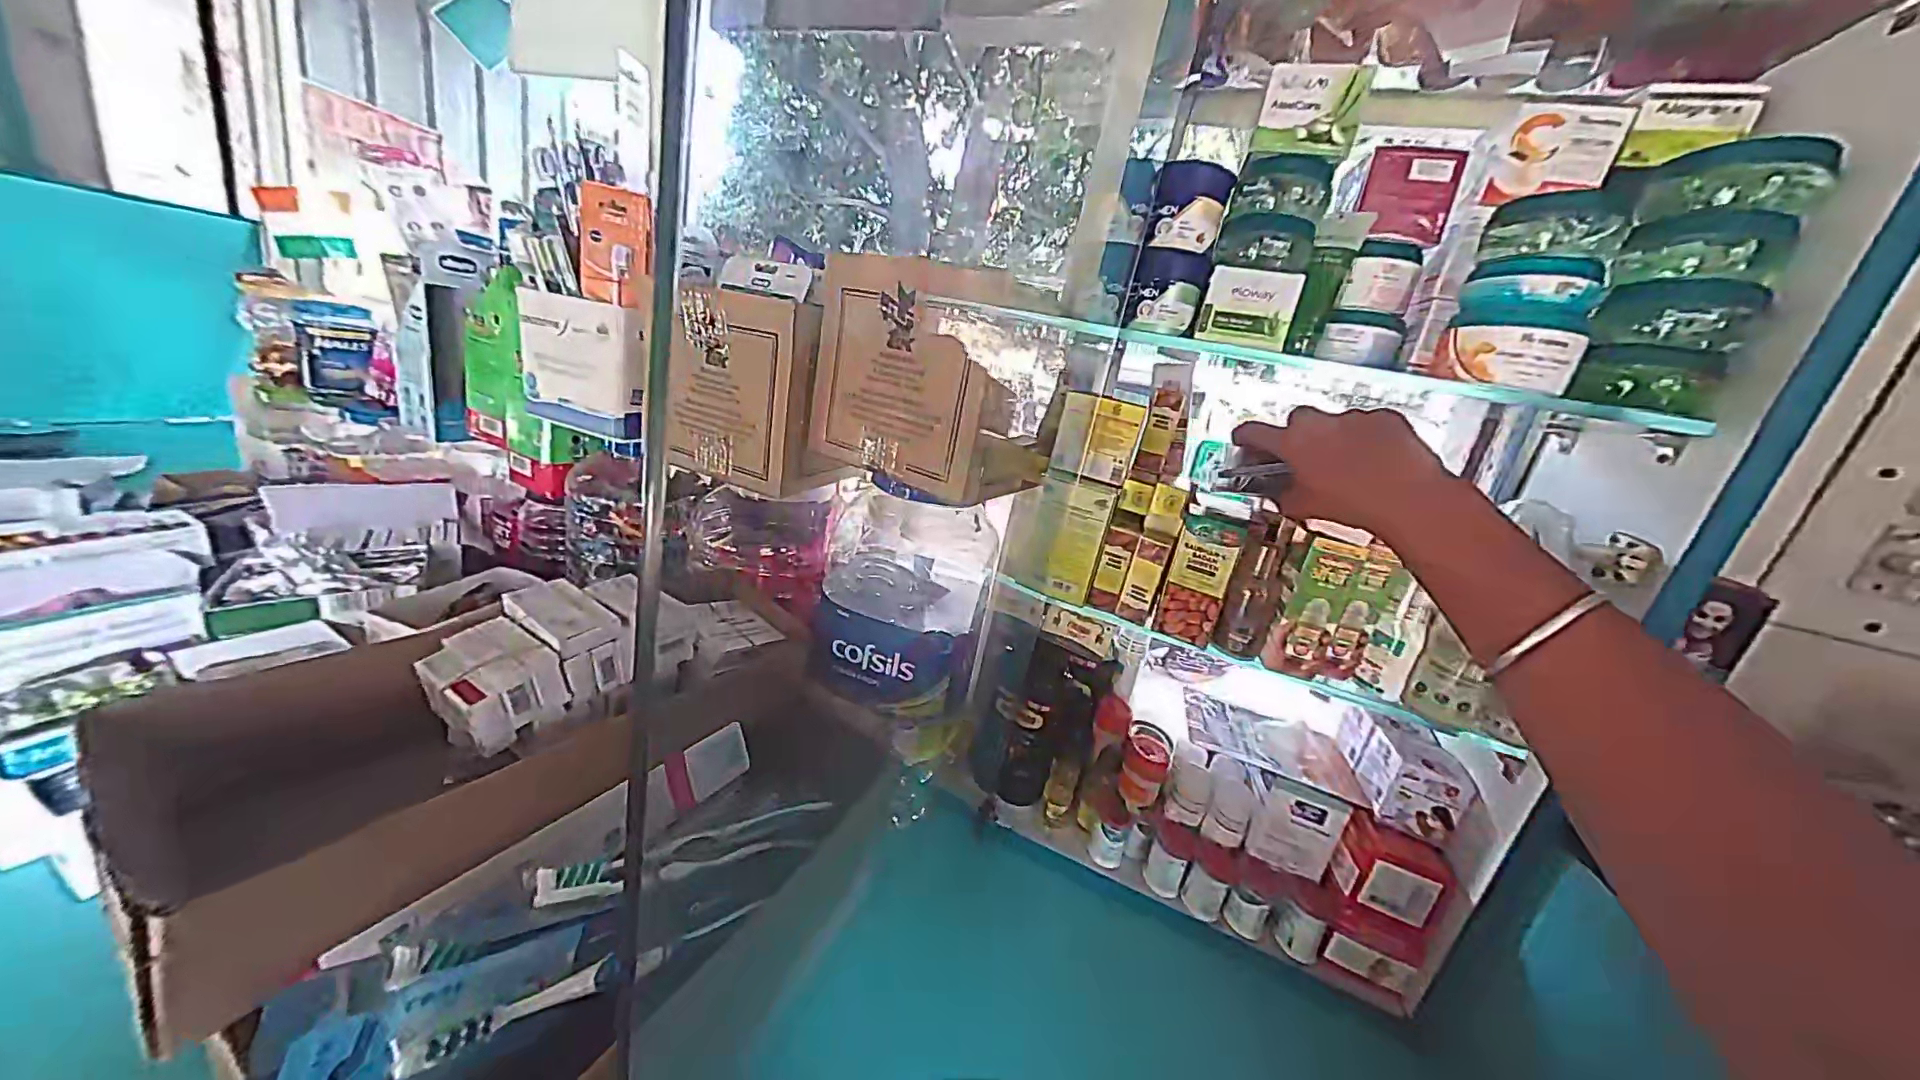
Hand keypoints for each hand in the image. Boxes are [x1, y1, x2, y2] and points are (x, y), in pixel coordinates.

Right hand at [1232, 408, 1462, 545]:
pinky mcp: (1385, 418)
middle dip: (1296, 437)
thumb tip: (1278, 494)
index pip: (1253, 432)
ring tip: (1344, 466)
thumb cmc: (1356, 503)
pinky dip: (1365, 438)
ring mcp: (1353, 418)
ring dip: (1333, 439)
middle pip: (1296, 421)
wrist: (1409, 498)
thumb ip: (1283, 495)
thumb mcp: (1304, 507)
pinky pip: (1366, 423)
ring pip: (1332, 423)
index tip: (1243, 440)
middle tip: (1302, 460)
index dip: (1244, 437)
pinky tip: (1372, 460)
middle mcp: (1319, 423)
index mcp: (1292, 443)